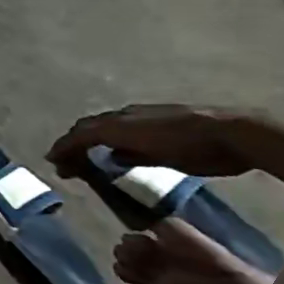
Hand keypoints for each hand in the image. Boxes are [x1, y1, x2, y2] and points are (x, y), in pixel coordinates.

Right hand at [47, 104, 262, 179]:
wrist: (231, 133)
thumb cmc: (189, 144)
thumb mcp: (150, 151)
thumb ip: (120, 152)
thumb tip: (98, 156)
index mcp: (118, 123)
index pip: (81, 133)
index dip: (64, 146)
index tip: (51, 160)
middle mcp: (125, 118)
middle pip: (89, 129)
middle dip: (73, 145)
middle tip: (65, 164)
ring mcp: (142, 122)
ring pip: (105, 131)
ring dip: (90, 144)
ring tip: (85, 161)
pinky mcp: (160, 129)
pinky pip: (124, 135)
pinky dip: (110, 145)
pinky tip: (116, 158)